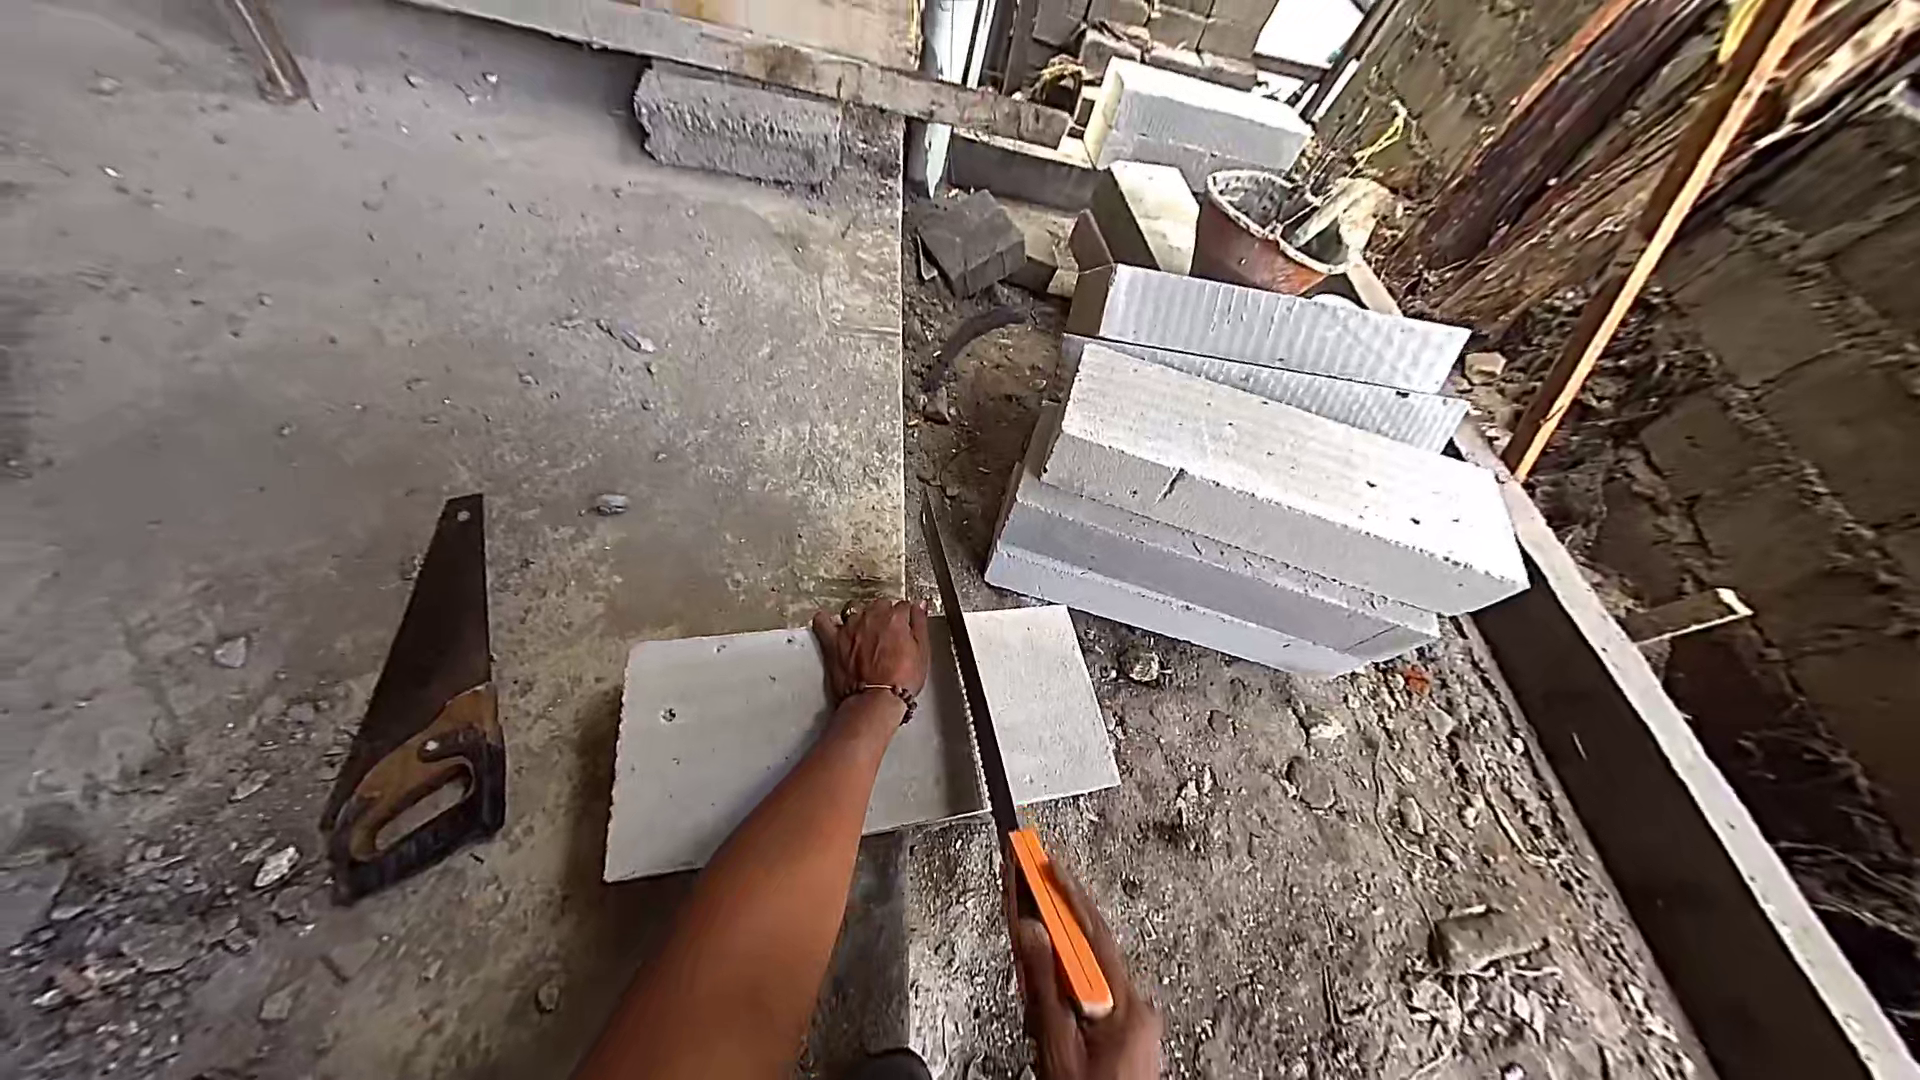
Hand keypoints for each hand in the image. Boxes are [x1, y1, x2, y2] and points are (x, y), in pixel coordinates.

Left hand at [810, 599, 930, 699]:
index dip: (905, 618)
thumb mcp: (922, 652)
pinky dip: (826, 621)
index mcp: (895, 618)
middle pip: (879, 605)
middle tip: (888, 635)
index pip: (903, 606)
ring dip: (861, 619)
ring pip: (855, 611)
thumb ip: (920, 623)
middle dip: (884, 616)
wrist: (876, 701)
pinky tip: (830, 623)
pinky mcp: (833, 641)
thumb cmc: (900, 680)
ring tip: (866, 635)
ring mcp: (850, 628)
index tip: (905, 626)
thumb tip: (919, 606)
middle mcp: (871, 617)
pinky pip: (823, 623)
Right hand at [1007, 859, 1162, 1079]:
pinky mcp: (1123, 1028)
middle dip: (1058, 906)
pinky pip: (1091, 982)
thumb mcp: (1057, 1044)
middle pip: (1089, 940)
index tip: (1043, 860)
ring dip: (1058, 937)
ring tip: (1031, 906)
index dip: (1062, 890)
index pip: (1088, 930)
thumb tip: (1030, 927)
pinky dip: (1065, 966)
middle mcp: (1136, 1004)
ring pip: (1089, 960)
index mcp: (1126, 1004)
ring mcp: (1133, 1016)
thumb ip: (1043, 983)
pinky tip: (1046, 960)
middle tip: (1033, 870)